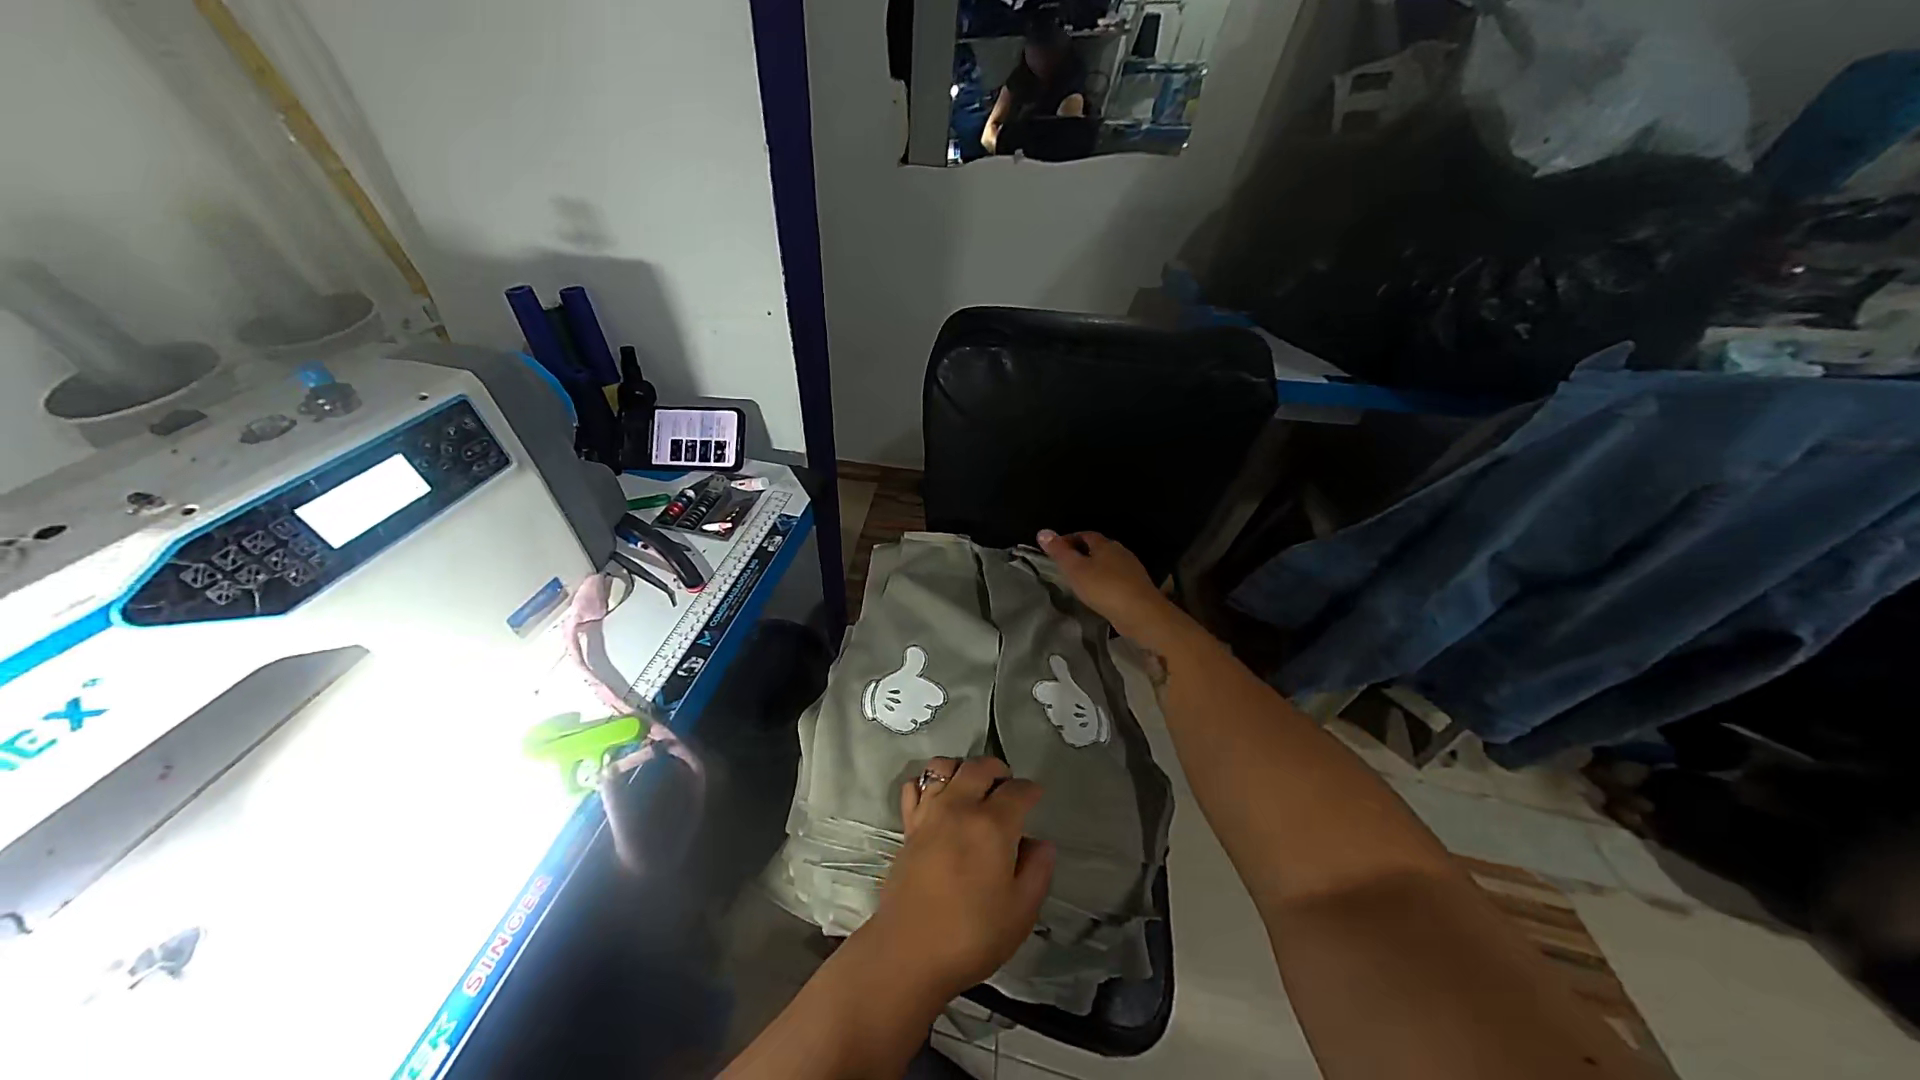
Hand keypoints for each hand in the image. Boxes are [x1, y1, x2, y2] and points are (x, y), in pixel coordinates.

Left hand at [859, 756, 1054, 1001]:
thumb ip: (1037, 871)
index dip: (1031, 790)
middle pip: (979, 767)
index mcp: (993, 825)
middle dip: (998, 770)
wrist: (908, 952)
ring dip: (963, 769)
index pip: (1017, 790)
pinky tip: (938, 799)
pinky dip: (927, 783)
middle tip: (1008, 787)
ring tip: (973, 787)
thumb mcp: (1021, 911)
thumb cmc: (972, 935)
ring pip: (943, 767)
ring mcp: (929, 814)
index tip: (1036, 797)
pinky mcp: (907, 828)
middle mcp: (959, 808)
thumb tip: (1040, 843)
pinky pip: (914, 787)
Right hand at [1037, 530, 1191, 652]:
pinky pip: (1115, 578)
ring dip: (1094, 568)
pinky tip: (1097, 593)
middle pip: (1097, 548)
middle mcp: (1120, 552)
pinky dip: (1103, 581)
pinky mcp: (1136, 586)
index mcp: (1105, 544)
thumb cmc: (1104, 588)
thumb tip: (1042, 532)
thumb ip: (1059, 552)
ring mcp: (1131, 569)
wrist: (1141, 613)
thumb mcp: (1075, 569)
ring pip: (1107, 563)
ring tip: (1079, 581)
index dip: (1068, 540)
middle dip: (1081, 553)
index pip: (1084, 534)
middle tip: (1065, 566)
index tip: (1055, 550)